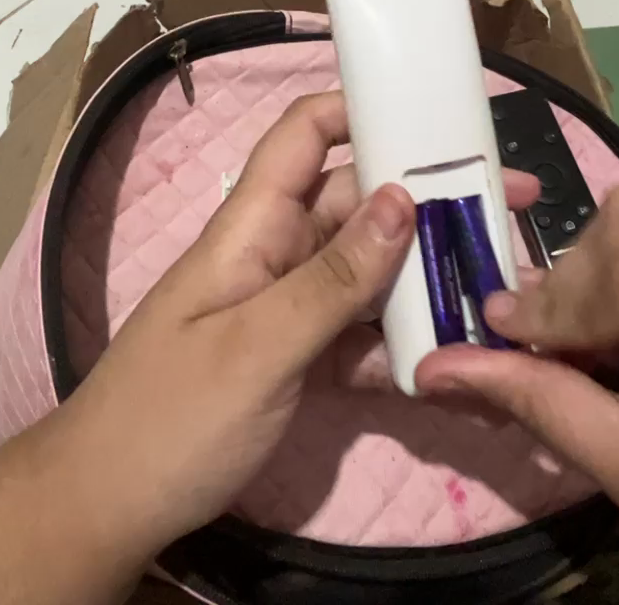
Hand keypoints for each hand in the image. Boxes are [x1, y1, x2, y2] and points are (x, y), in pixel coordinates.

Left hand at [52, 92, 539, 549]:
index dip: (361, 110)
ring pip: (368, 267)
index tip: (436, 116)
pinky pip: (360, 328)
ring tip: (499, 279)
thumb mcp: (257, 347)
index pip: (304, 134)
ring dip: (425, 273)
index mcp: (253, 225)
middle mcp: (275, 250)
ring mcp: (289, 304)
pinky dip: (400, 336)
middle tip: (510, 205)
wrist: (108, 508)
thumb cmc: (171, 417)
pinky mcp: (299, 354)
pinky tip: (450, 353)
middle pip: (356, 201)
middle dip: (426, 197)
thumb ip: (333, 277)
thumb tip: (402, 197)